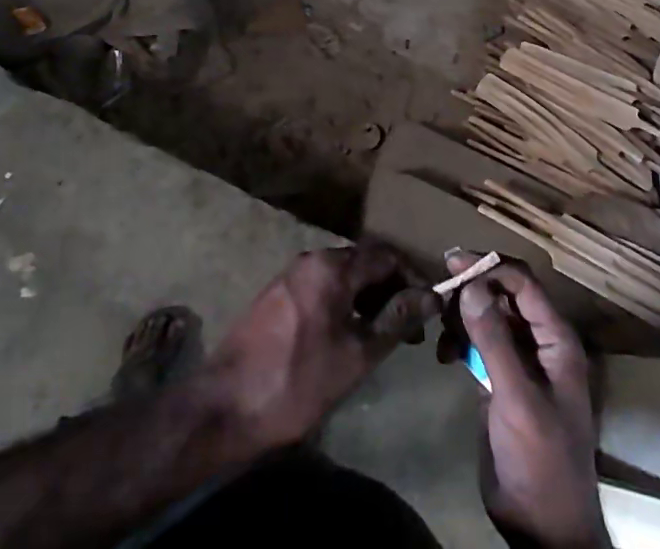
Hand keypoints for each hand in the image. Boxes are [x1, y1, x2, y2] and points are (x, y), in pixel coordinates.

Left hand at [200, 244, 439, 449]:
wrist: (227, 404)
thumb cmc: (299, 380)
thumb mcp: (358, 353)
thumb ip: (397, 319)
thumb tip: (432, 296)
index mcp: (331, 266)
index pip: (386, 256)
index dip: (413, 279)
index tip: (429, 311)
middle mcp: (309, 260)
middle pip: (363, 262)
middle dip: (391, 290)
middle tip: (411, 329)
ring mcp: (289, 276)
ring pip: (342, 276)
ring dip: (367, 298)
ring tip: (385, 336)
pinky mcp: (277, 295)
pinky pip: (321, 288)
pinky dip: (343, 303)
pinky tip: (351, 335)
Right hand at [444, 251, 607, 548]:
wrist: (540, 519)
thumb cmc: (539, 455)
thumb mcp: (516, 395)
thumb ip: (493, 339)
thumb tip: (470, 285)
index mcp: (556, 340)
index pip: (524, 284)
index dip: (490, 267)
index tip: (452, 261)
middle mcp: (539, 343)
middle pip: (503, 296)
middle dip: (470, 289)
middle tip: (435, 291)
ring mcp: (519, 362)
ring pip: (486, 317)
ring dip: (461, 316)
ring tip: (438, 329)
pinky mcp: (499, 380)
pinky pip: (477, 344)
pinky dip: (459, 342)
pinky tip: (444, 356)